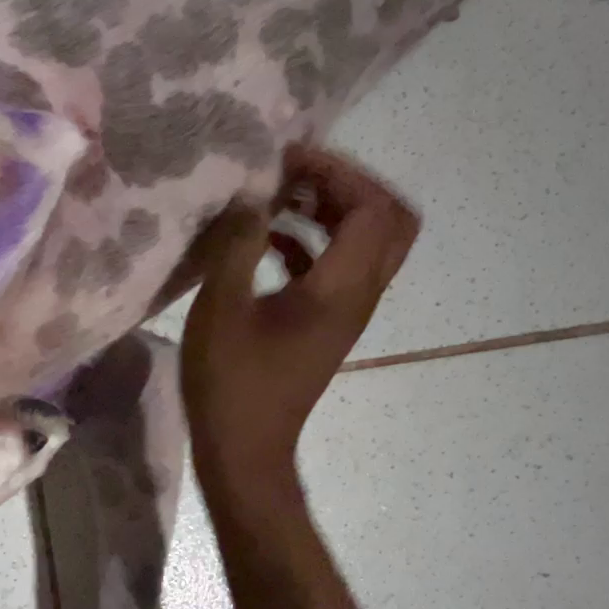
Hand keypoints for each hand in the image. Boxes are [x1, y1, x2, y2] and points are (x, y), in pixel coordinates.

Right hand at [181, 145, 417, 480]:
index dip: (337, 172)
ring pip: (364, 244)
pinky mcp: (325, 325)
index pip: (372, 207)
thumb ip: (237, 246)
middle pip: (387, 221)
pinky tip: (265, 241)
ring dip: (329, 212)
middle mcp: (360, 295)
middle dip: (346, 187)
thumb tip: (248, 198)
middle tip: (295, 175)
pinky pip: (338, 267)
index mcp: (343, 287)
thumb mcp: (221, 309)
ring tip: (276, 199)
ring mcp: (346, 312)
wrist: (245, 448)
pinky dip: (312, 242)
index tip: (287, 160)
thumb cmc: (231, 381)